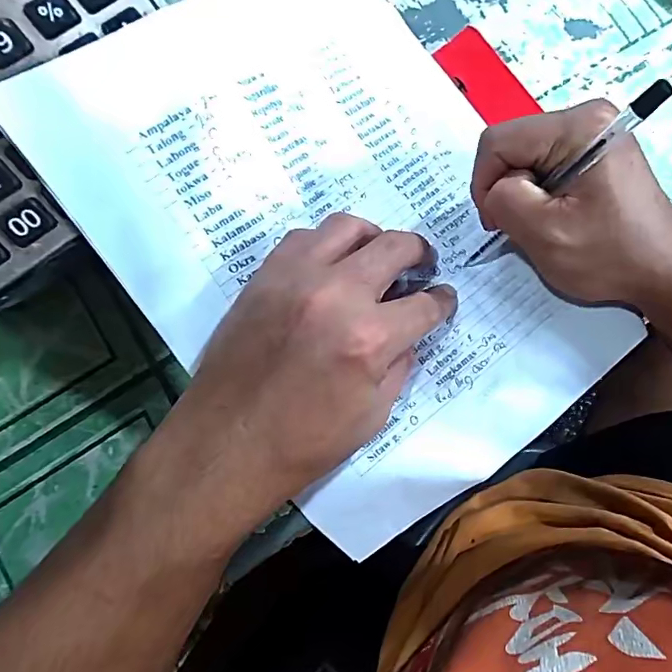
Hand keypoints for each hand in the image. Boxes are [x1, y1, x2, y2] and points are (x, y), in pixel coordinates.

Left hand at [154, 213, 456, 514]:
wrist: (227, 444)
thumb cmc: (305, 443)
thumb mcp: (374, 414)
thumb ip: (399, 364)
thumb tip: (408, 333)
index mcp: (369, 338)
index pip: (425, 304)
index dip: (443, 301)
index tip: (444, 300)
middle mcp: (336, 295)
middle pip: (395, 247)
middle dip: (420, 254)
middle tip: (422, 266)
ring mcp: (295, 279)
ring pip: (347, 226)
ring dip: (373, 238)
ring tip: (376, 257)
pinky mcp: (263, 277)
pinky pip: (302, 238)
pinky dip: (326, 245)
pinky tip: (329, 267)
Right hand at [472, 100, 671, 306]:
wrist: (666, 272)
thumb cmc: (613, 257)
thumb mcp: (545, 234)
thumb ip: (504, 201)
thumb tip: (495, 189)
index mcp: (578, 127)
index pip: (498, 141)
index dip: (486, 184)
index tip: (498, 222)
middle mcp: (589, 118)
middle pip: (514, 146)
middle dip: (509, 189)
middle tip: (526, 229)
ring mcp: (596, 135)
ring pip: (529, 160)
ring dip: (527, 197)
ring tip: (550, 227)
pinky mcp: (599, 154)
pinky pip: (549, 168)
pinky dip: (544, 196)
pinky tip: (563, 220)